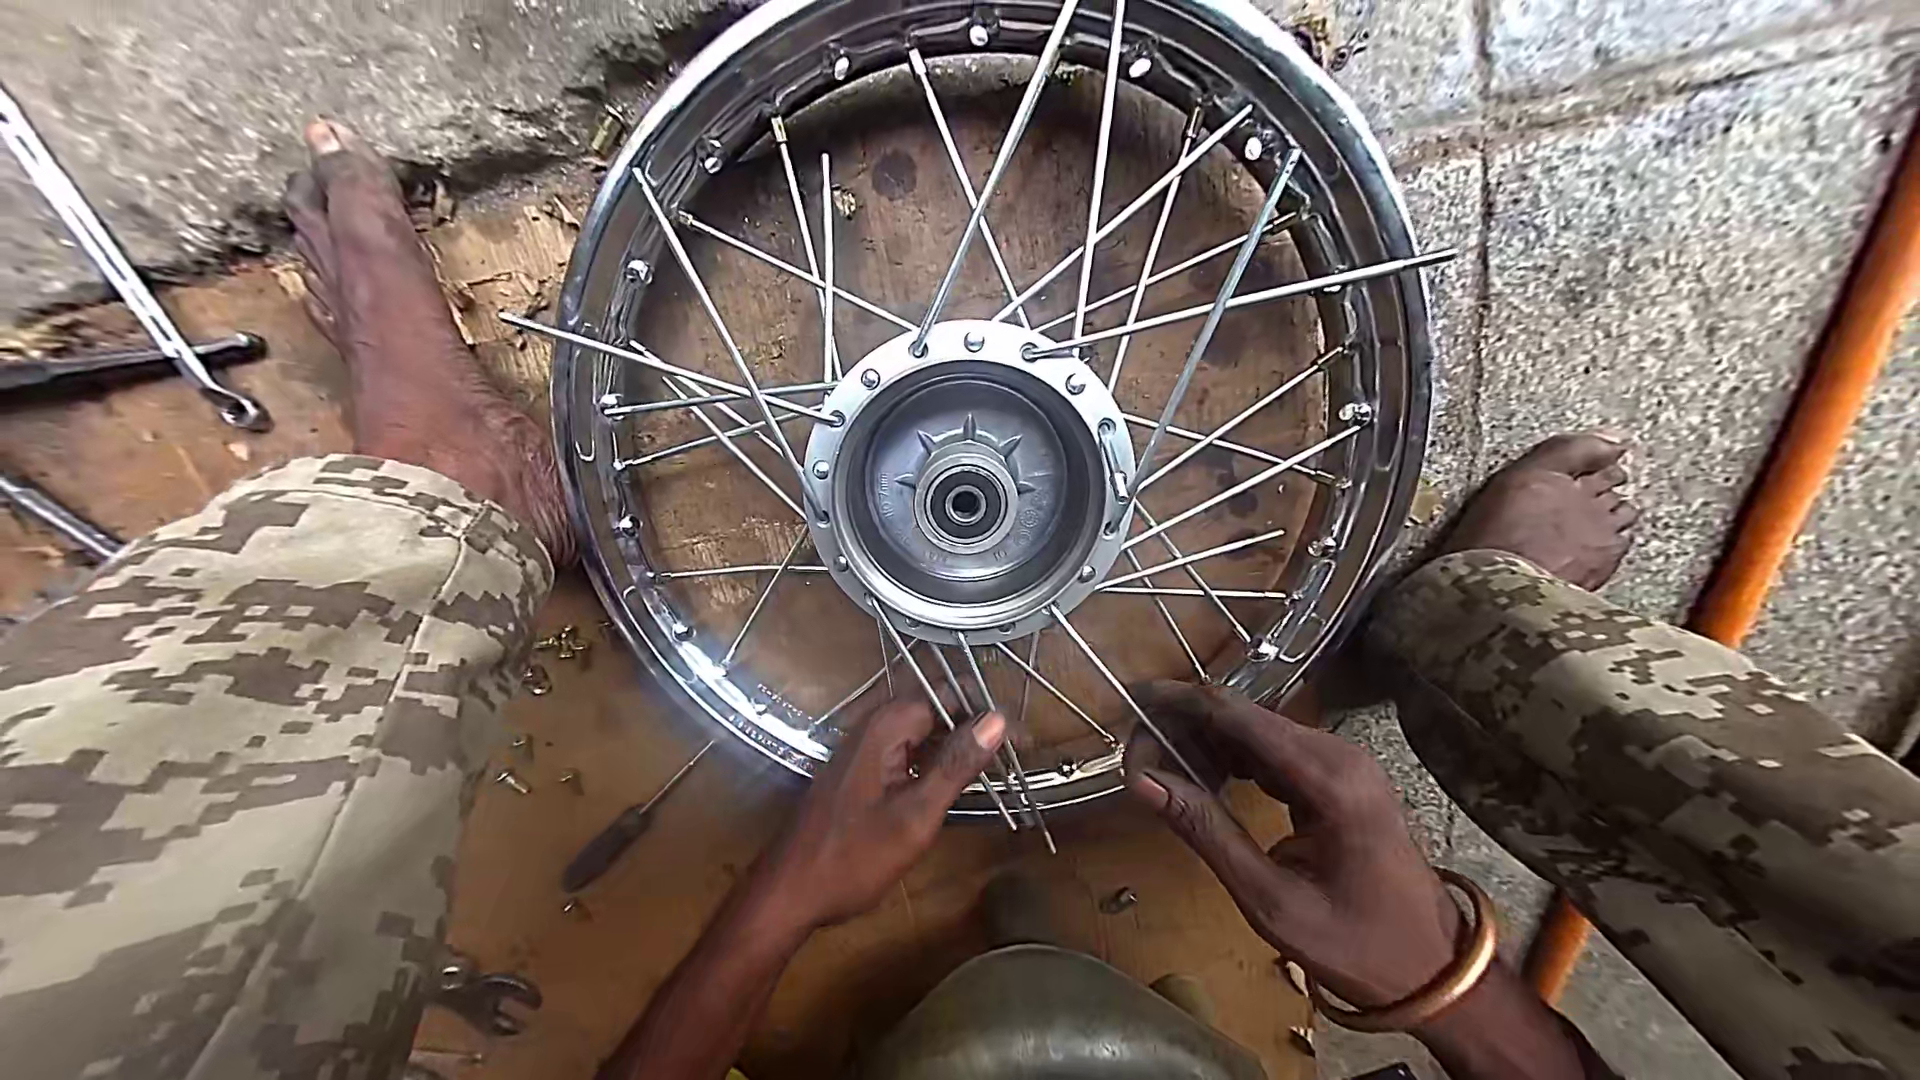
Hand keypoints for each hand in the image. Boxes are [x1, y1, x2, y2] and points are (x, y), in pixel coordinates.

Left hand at [753, 699, 1004, 931]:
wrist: (789, 891)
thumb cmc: (852, 857)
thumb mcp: (915, 815)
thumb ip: (956, 764)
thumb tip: (996, 720)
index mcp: (887, 725)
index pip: (949, 697)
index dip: (987, 714)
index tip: (1020, 739)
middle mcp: (874, 724)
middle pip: (935, 707)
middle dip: (974, 724)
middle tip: (1012, 753)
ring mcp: (865, 745)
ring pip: (922, 728)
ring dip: (956, 742)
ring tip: (992, 766)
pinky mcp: (861, 767)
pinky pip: (906, 747)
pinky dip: (934, 758)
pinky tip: (951, 781)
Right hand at [1124, 681, 1461, 1009]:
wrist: (1438, 973)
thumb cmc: (1359, 947)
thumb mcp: (1270, 900)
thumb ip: (1205, 832)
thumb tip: (1142, 781)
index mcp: (1328, 777)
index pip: (1233, 714)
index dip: (1174, 704)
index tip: (1128, 709)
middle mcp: (1334, 751)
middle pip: (1236, 714)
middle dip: (1179, 728)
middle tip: (1138, 762)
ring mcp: (1337, 759)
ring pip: (1246, 727)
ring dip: (1198, 742)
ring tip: (1162, 774)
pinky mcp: (1332, 772)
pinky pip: (1264, 747)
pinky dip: (1225, 756)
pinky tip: (1202, 781)